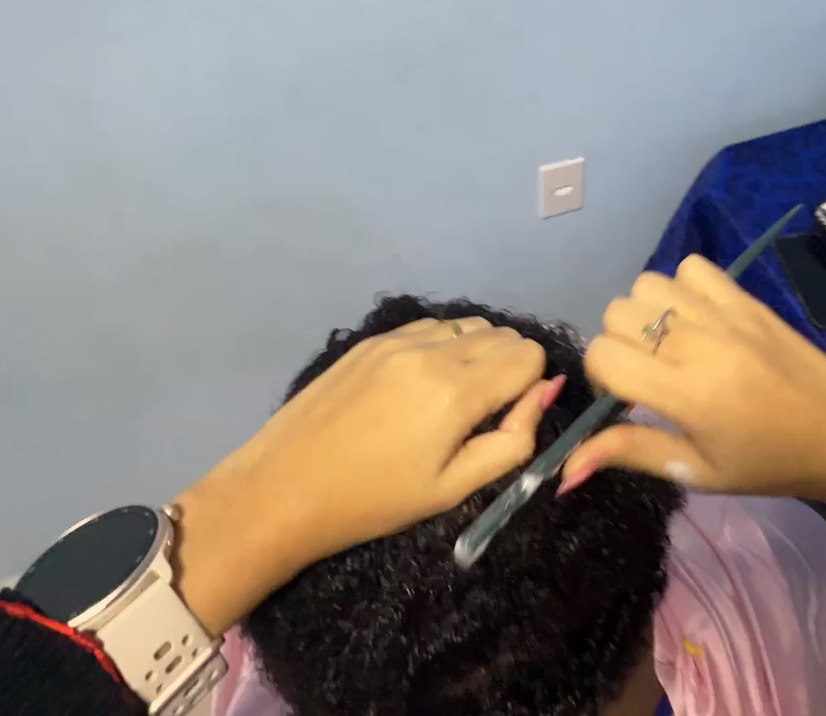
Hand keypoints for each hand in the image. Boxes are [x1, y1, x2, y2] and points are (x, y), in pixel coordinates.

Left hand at [171, 317, 556, 631]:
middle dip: (509, 366)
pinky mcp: (373, 338)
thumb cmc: (373, 501)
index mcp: (457, 392)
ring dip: (477, 352)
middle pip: (504, 334)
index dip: (530, 385)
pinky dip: (444, 344)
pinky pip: (433, 325)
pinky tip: (418, 382)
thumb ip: (513, 440)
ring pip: (470, 324)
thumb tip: (544, 394)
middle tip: (480, 410)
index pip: (530, 355)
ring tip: (449, 395)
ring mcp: (399, 339)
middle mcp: (433, 351)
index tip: (505, 415)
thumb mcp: (453, 489)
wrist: (281, 490)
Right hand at [560, 254, 825, 511]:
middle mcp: (698, 345)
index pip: (604, 354)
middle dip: (619, 342)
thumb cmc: (766, 463)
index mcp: (686, 395)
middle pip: (618, 312)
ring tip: (671, 343)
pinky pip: (691, 267)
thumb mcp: (696, 471)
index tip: (623, 395)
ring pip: (648, 283)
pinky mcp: (744, 298)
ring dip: (646, 312)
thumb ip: (630, 452)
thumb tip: (565, 468)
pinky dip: (682, 286)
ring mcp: (723, 315)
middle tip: (648, 372)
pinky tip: (698, 319)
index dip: (602, 374)